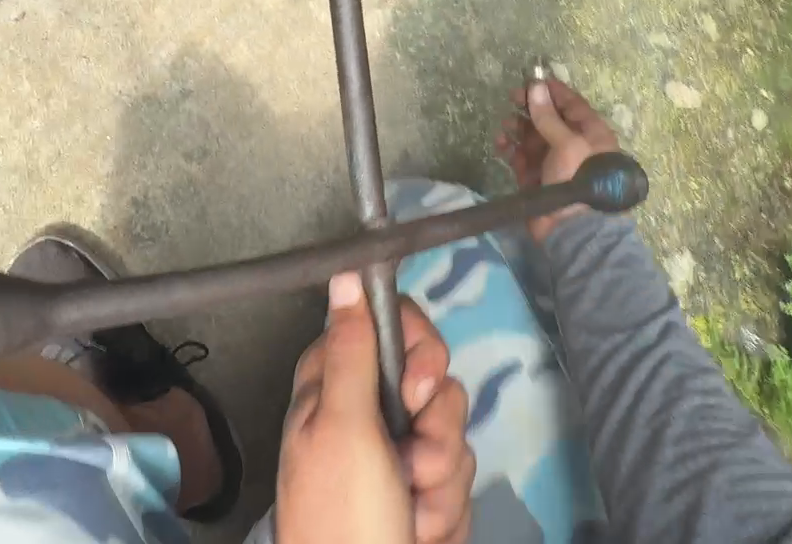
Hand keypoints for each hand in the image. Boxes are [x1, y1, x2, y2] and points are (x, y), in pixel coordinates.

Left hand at [277, 273, 474, 543]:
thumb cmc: (343, 516)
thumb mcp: (342, 428)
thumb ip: (351, 350)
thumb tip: (345, 273)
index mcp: (335, 380)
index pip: (389, 324)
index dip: (416, 348)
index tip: (419, 386)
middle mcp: (366, 406)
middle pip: (430, 377)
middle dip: (435, 429)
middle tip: (412, 463)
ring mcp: (396, 448)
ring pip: (450, 428)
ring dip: (439, 479)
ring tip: (409, 511)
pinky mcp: (422, 486)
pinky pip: (457, 473)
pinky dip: (444, 507)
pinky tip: (418, 527)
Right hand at [494, 78, 622, 241]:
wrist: (572, 229)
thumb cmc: (578, 180)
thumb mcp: (567, 144)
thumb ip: (548, 116)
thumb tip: (535, 86)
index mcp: (591, 134)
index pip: (572, 104)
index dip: (553, 91)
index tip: (532, 78)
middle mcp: (573, 145)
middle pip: (548, 118)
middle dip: (530, 108)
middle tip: (512, 98)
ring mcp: (553, 162)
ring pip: (531, 136)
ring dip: (517, 128)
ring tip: (506, 126)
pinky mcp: (535, 177)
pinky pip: (520, 156)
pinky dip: (510, 149)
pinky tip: (501, 145)